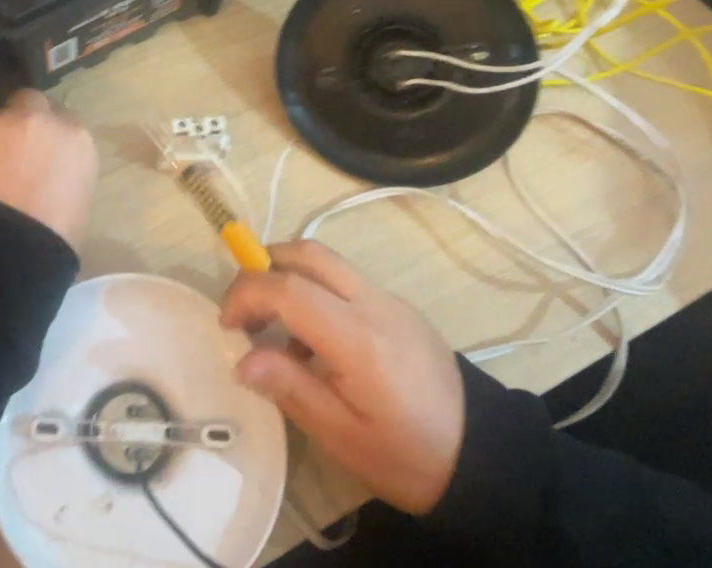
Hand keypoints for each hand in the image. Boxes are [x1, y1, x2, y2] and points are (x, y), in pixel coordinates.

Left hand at [0, 89, 96, 249]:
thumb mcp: (75, 210)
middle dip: (22, 123)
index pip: (66, 122)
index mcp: (75, 141)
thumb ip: (64, 180)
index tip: (44, 158)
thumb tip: (48, 181)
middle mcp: (37, 122)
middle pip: (30, 105)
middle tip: (14, 155)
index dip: (52, 139)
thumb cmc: (50, 243)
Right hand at [219, 241, 465, 514]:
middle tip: (243, 308)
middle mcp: (374, 304)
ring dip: (287, 277)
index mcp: (358, 337)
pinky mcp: (398, 308)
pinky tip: (311, 343)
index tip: (227, 326)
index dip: (246, 295)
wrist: (484, 458)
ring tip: (272, 328)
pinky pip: (345, 282)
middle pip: (307, 253)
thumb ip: (290, 389)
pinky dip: (314, 292)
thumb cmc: (407, 455)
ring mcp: (390, 301)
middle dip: (262, 267)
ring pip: (327, 262)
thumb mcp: (342, 436)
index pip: (288, 287)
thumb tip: (242, 360)